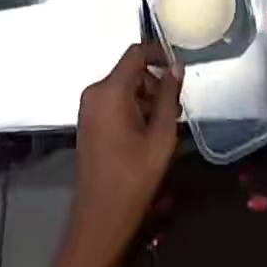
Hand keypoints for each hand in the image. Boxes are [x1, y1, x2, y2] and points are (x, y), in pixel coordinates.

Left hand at [57, 44, 181, 266]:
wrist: (102, 213)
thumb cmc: (134, 177)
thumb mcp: (160, 137)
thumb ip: (168, 98)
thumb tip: (176, 68)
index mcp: (110, 90)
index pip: (134, 54)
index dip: (158, 53)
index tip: (178, 66)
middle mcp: (94, 91)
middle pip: (129, 72)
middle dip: (154, 85)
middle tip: (175, 111)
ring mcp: (88, 105)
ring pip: (122, 87)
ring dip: (145, 98)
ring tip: (163, 126)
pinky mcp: (88, 118)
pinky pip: (112, 100)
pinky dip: (131, 107)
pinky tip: (145, 132)